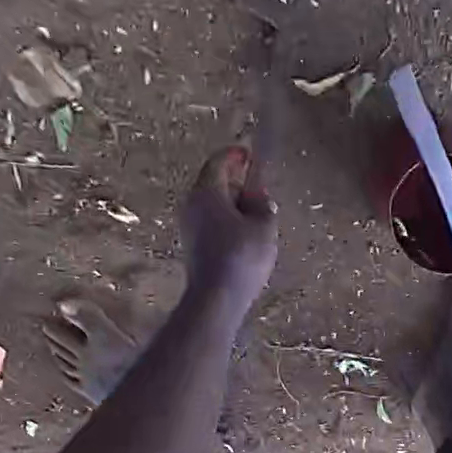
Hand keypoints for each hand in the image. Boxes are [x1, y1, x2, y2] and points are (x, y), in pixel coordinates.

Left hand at [182, 146, 276, 313]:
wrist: (216, 297)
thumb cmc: (242, 256)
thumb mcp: (263, 226)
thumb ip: (262, 204)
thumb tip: (257, 193)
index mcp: (207, 191)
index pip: (218, 162)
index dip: (235, 155)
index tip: (250, 155)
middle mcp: (191, 204)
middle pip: (212, 182)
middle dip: (234, 180)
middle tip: (256, 185)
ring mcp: (188, 225)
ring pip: (210, 204)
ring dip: (231, 203)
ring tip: (254, 213)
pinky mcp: (191, 244)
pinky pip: (209, 221)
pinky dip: (225, 219)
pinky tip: (243, 234)